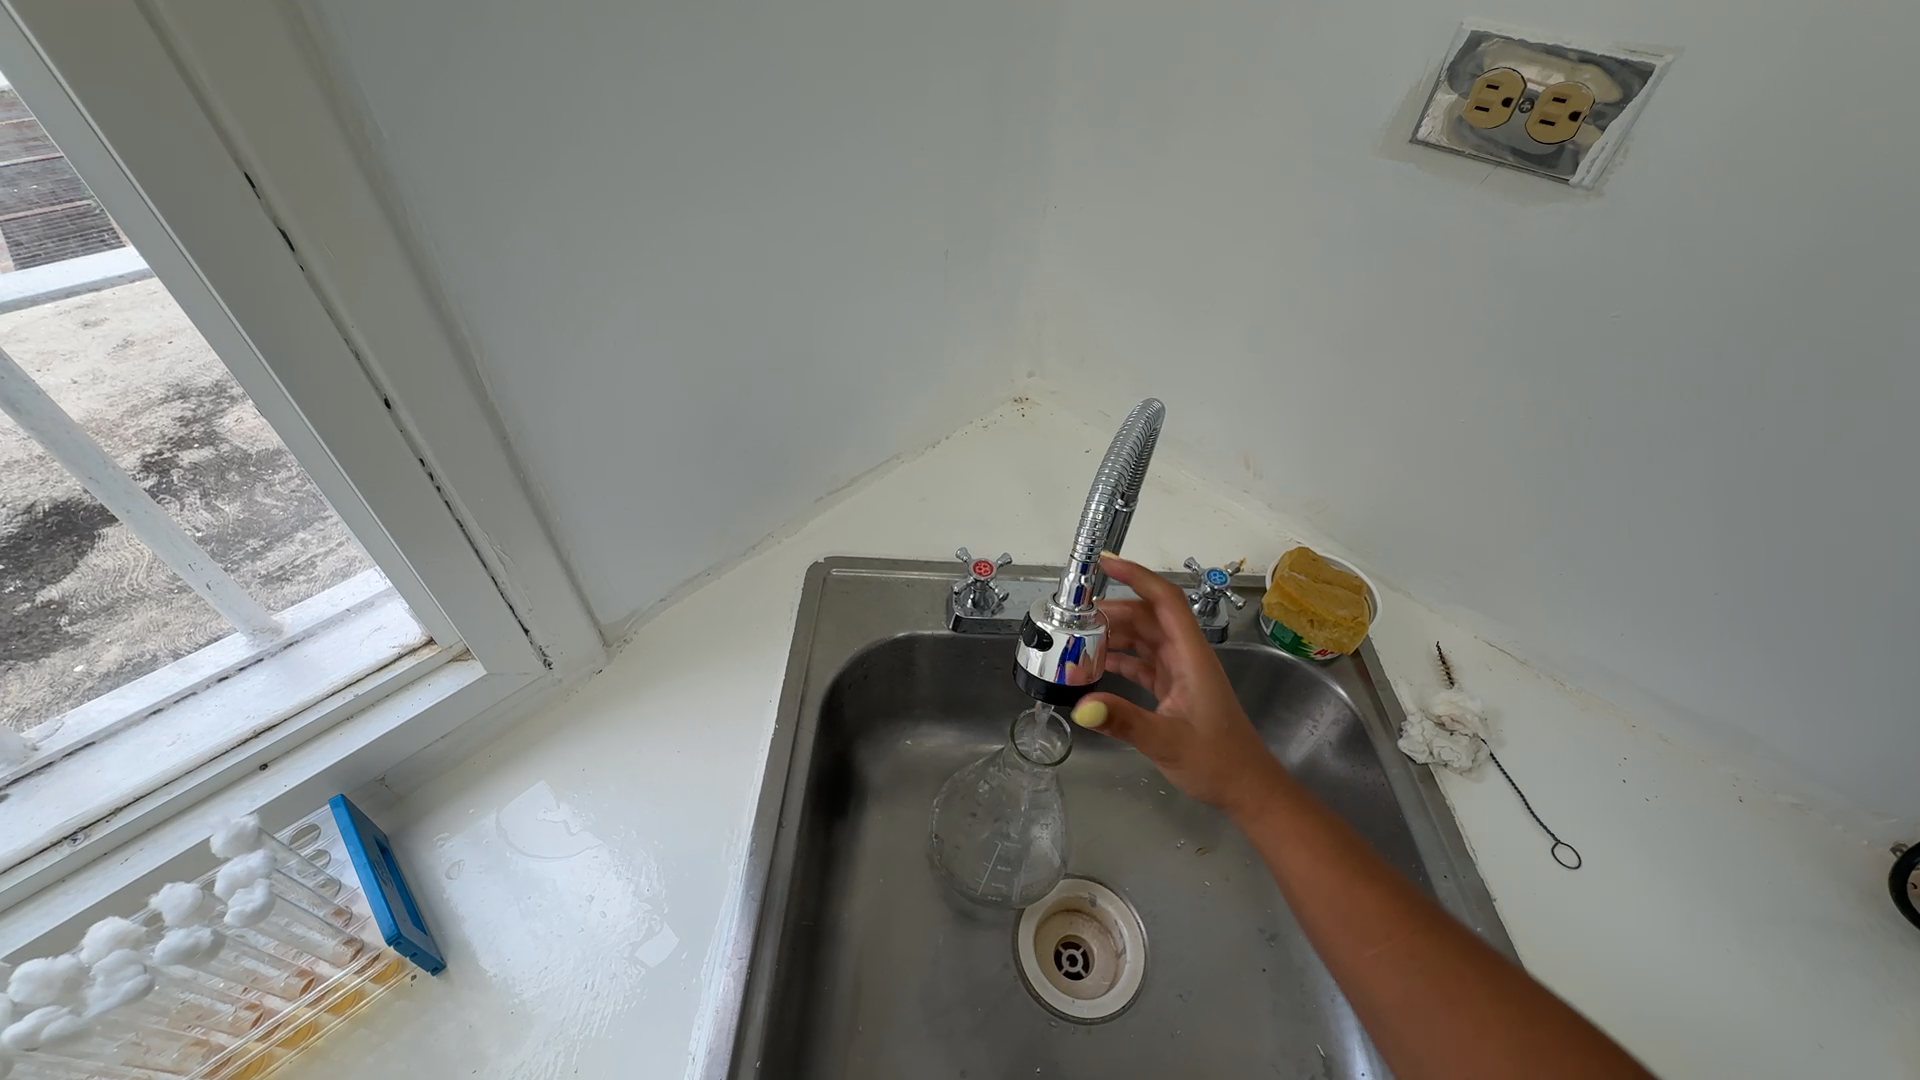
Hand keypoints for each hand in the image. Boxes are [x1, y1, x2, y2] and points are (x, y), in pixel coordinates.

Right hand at [1070, 554, 1287, 817]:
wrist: (1247, 789)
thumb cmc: (1218, 761)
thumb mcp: (1166, 741)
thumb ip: (1123, 721)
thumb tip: (1081, 708)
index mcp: (1191, 656)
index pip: (1165, 601)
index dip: (1138, 577)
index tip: (1106, 564)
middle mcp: (1186, 656)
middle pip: (1148, 617)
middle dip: (1114, 611)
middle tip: (1075, 618)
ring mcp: (1181, 672)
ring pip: (1144, 638)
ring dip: (1114, 635)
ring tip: (1078, 640)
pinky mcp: (1175, 689)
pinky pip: (1143, 662)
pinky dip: (1120, 659)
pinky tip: (1095, 665)